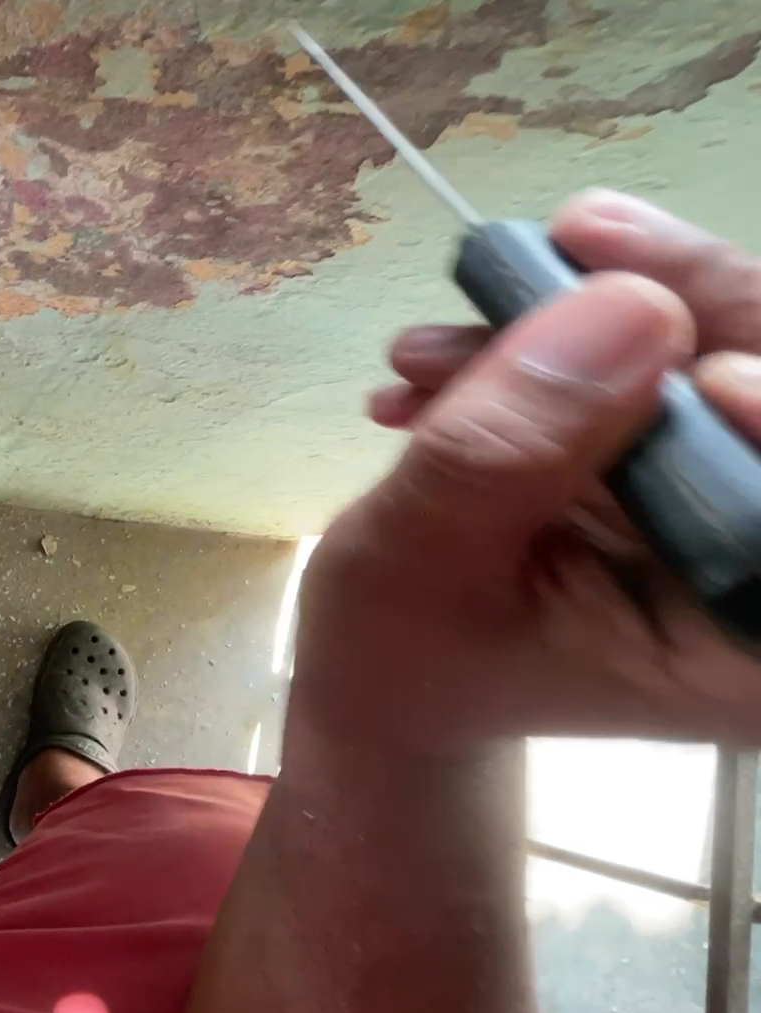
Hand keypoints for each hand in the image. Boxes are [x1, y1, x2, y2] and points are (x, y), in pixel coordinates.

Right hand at [293, 190, 760, 753]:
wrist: (378, 675)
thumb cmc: (386, 655)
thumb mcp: (416, 560)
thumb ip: (499, 454)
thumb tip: (622, 302)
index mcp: (760, 631)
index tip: (638, 312)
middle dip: (658, 317)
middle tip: (555, 248)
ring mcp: (727, 515)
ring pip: (709, 366)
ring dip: (567, 335)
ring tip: (423, 356)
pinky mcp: (671, 479)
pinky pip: (637, 383)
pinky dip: (534, 362)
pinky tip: (437, 381)